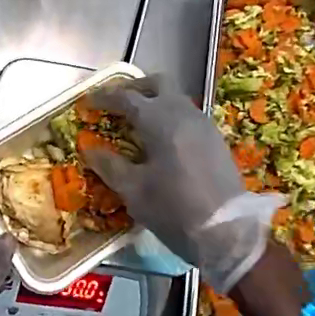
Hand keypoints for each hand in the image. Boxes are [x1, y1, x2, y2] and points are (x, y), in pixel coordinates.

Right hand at [80, 79, 282, 292]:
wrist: (226, 232)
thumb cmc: (174, 211)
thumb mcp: (133, 191)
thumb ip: (109, 165)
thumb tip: (90, 149)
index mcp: (161, 120)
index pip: (127, 97)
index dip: (104, 97)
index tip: (88, 102)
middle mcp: (184, 113)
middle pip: (158, 83)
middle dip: (134, 88)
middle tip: (115, 104)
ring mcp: (204, 124)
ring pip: (176, 98)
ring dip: (154, 102)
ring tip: (136, 123)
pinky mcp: (216, 139)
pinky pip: (187, 115)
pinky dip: (169, 117)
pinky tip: (161, 141)